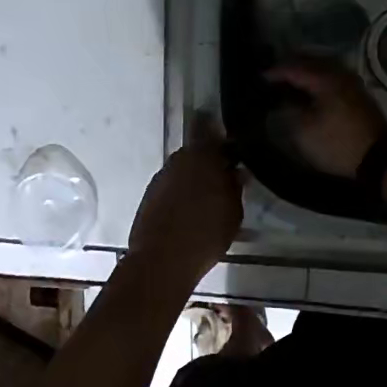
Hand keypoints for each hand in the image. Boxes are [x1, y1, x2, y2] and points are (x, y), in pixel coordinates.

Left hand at [128, 114, 242, 279]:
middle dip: (209, 163)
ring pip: (183, 170)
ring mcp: (161, 176)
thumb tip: (236, 173)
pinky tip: (189, 212)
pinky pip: (171, 186)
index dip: (221, 136)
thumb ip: (235, 187)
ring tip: (208, 201)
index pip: (210, 129)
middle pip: (196, 152)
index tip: (232, 149)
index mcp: (202, 155)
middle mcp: (178, 159)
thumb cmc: (206, 233)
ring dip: (194, 179)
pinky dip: (180, 193)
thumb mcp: (233, 212)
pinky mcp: (149, 194)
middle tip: (224, 180)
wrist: (162, 258)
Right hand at [264, 63, 386, 177]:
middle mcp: (341, 75)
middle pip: (311, 63)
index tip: (260, 78)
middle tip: (273, 76)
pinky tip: (311, 93)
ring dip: (306, 75)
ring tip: (290, 84)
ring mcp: (353, 85)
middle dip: (291, 69)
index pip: (294, 68)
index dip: (275, 72)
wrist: (380, 160)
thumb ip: (288, 112)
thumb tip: (281, 103)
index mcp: (325, 79)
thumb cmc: (337, 143)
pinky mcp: (359, 97)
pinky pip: (332, 81)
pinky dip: (318, 83)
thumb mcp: (303, 132)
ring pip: (324, 72)